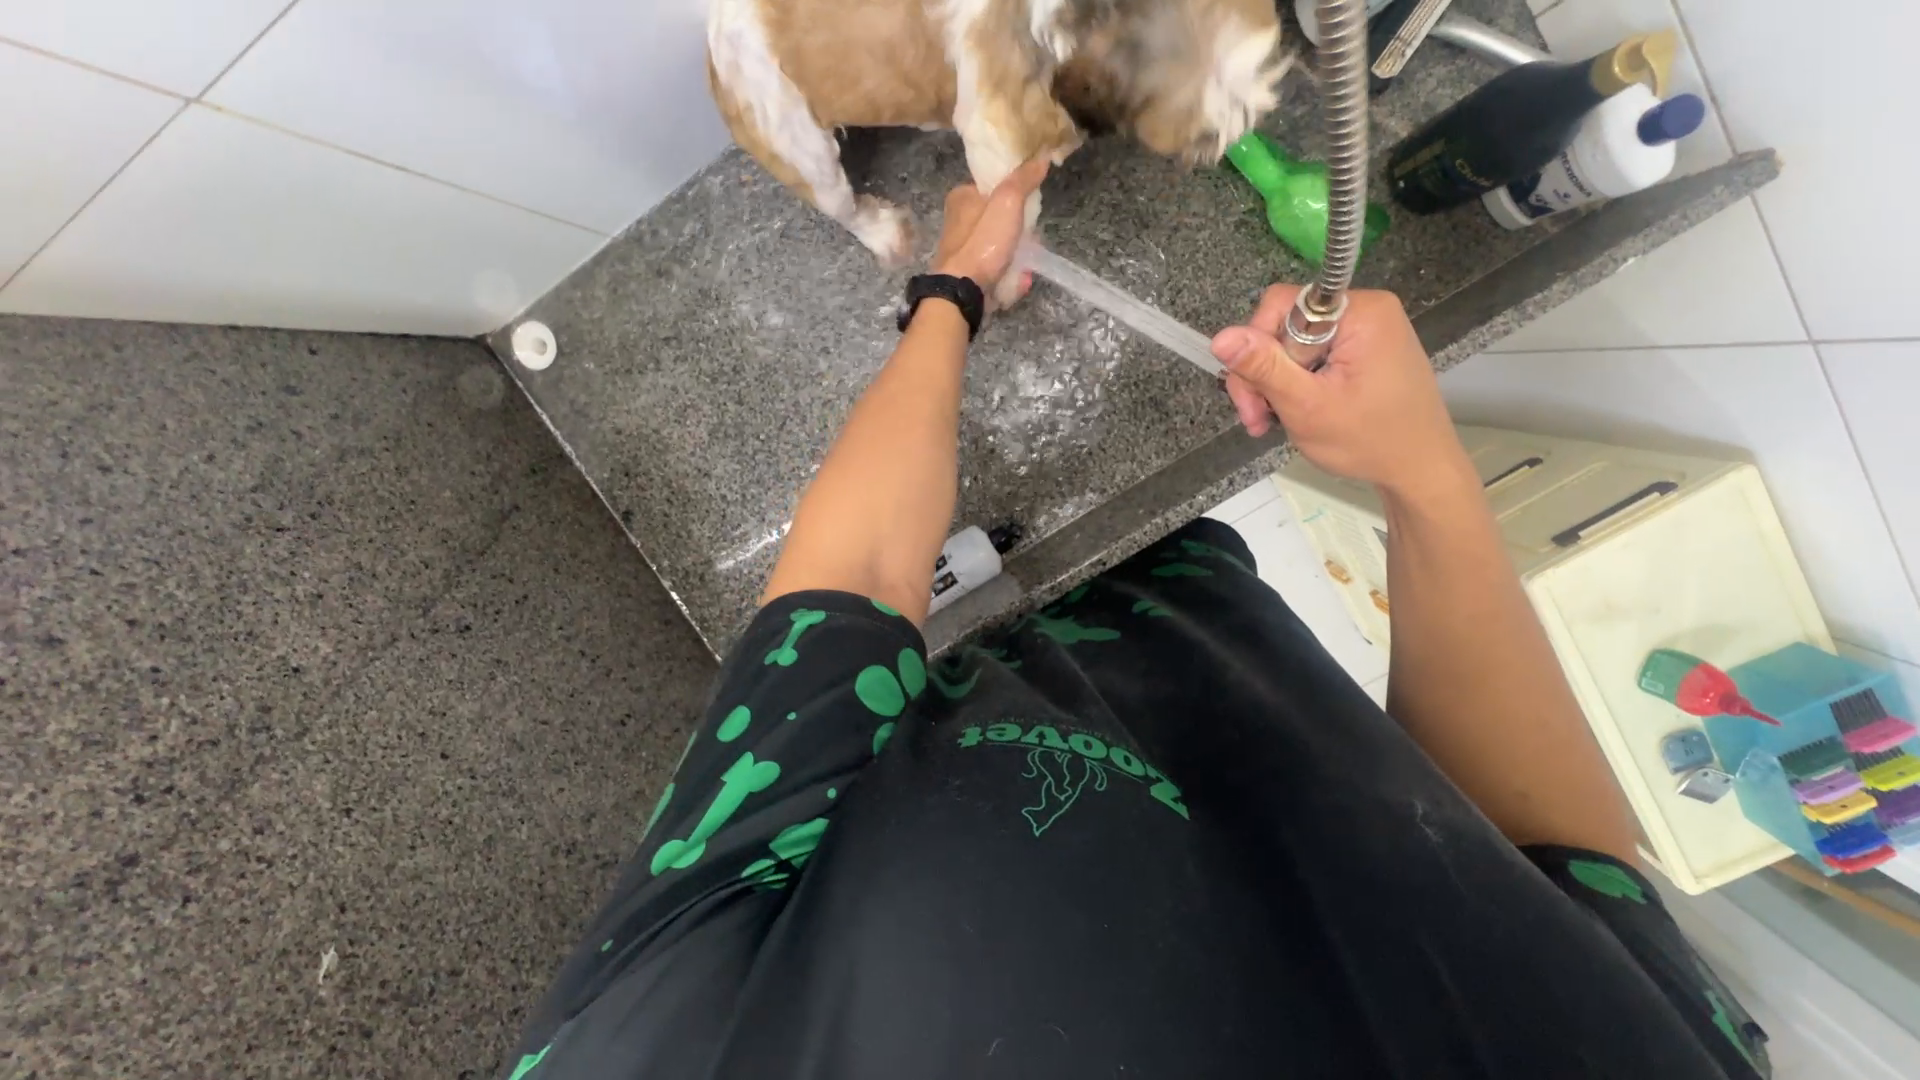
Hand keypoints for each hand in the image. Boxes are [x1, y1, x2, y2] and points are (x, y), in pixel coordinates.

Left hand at [931, 158, 1049, 304]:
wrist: (963, 292)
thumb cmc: (984, 242)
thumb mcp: (1008, 201)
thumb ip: (1023, 179)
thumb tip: (1042, 156)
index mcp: (962, 197)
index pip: (992, 187)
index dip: (1015, 193)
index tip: (1030, 204)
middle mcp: (958, 222)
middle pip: (1000, 219)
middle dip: (1020, 231)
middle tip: (1032, 238)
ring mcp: (963, 252)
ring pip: (1000, 247)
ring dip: (1019, 256)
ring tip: (1028, 263)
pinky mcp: (969, 276)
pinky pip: (997, 271)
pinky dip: (1010, 276)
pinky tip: (1020, 280)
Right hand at [1209, 286, 1471, 498]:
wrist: (1419, 470)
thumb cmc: (1369, 441)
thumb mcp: (1306, 405)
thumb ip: (1263, 367)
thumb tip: (1220, 337)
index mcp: (1358, 312)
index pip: (1280, 306)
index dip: (1256, 347)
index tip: (1252, 394)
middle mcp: (1364, 310)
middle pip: (1283, 327)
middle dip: (1262, 375)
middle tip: (1257, 419)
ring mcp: (1366, 331)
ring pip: (1292, 346)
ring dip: (1274, 386)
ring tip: (1271, 423)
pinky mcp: (1363, 351)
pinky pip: (1312, 357)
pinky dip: (1295, 386)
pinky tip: (1292, 414)